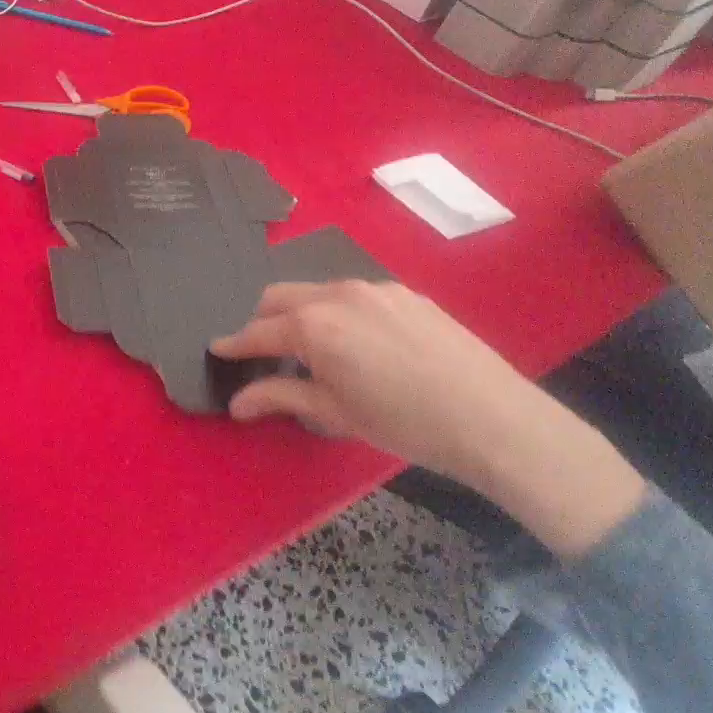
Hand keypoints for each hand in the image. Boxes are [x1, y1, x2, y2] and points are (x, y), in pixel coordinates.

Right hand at [210, 280, 543, 483]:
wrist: (495, 420)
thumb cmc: (403, 423)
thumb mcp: (333, 413)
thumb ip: (279, 397)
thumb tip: (237, 403)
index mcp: (312, 325)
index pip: (257, 332)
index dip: (234, 345)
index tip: (217, 351)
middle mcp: (338, 295)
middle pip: (279, 298)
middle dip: (263, 322)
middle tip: (265, 353)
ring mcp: (376, 290)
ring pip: (318, 293)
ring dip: (302, 314)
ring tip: (314, 351)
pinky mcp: (409, 295)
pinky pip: (355, 296)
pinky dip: (338, 313)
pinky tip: (358, 345)